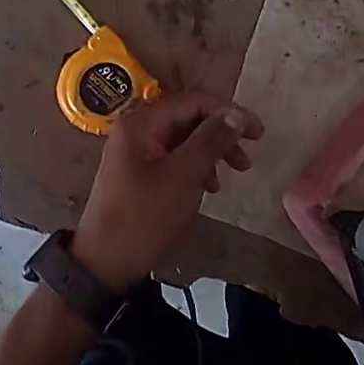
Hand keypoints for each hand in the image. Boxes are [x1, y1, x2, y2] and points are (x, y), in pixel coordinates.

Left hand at [69, 93, 263, 287]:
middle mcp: (138, 131)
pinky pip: (178, 159)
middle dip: (223, 134)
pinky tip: (211, 186)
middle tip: (249, 154)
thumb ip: (211, 140)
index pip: (193, 102)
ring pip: (187, 140)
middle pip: (190, 119)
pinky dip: (199, 167)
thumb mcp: (184, 174)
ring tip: (237, 171)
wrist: (106, 262)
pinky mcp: (142, 174)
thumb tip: (238, 113)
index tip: (257, 133)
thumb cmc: (145, 215)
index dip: (229, 112)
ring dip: (215, 151)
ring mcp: (139, 153)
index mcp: (142, 124)